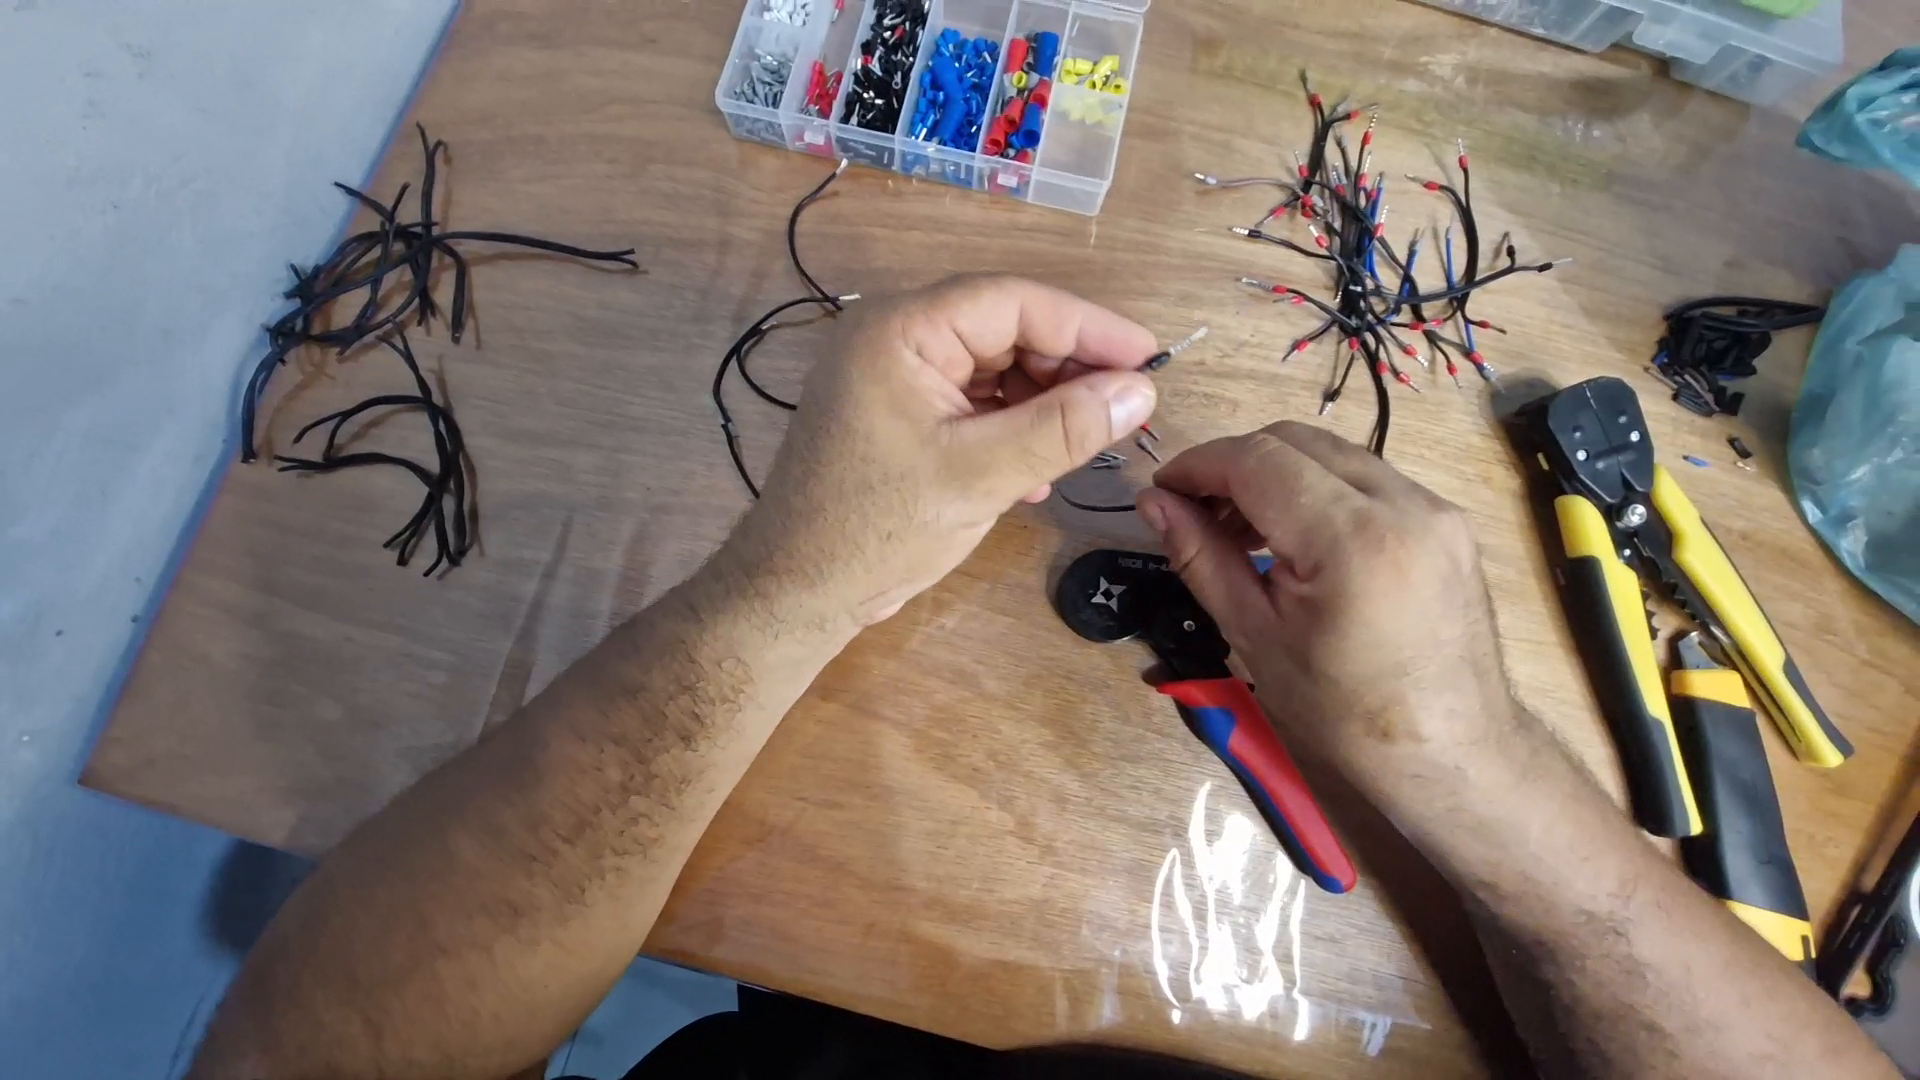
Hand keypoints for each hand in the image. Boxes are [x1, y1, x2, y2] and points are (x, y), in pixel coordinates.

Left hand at [723, 275, 1158, 626]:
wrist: (798, 590)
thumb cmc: (877, 529)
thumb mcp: (979, 477)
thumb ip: (1063, 429)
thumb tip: (1140, 391)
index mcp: (901, 330)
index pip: (1013, 301)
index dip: (1088, 326)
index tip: (1149, 358)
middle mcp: (894, 337)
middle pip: (1003, 330)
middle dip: (1067, 369)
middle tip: (1124, 407)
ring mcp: (894, 377)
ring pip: (992, 369)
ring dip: (1042, 405)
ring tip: (1085, 444)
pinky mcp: (899, 414)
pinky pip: (970, 404)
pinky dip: (1009, 430)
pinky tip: (1037, 473)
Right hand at [1134, 421, 1522, 803]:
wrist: (1449, 750)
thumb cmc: (1339, 708)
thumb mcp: (1253, 633)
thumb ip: (1200, 555)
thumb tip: (1152, 503)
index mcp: (1352, 540)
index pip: (1258, 460)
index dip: (1199, 465)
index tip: (1161, 489)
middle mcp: (1403, 503)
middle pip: (1293, 441)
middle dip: (1232, 464)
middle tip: (1195, 512)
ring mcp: (1434, 507)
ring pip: (1329, 452)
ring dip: (1271, 473)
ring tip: (1239, 529)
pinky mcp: (1445, 519)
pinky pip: (1362, 476)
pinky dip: (1312, 488)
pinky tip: (1291, 536)